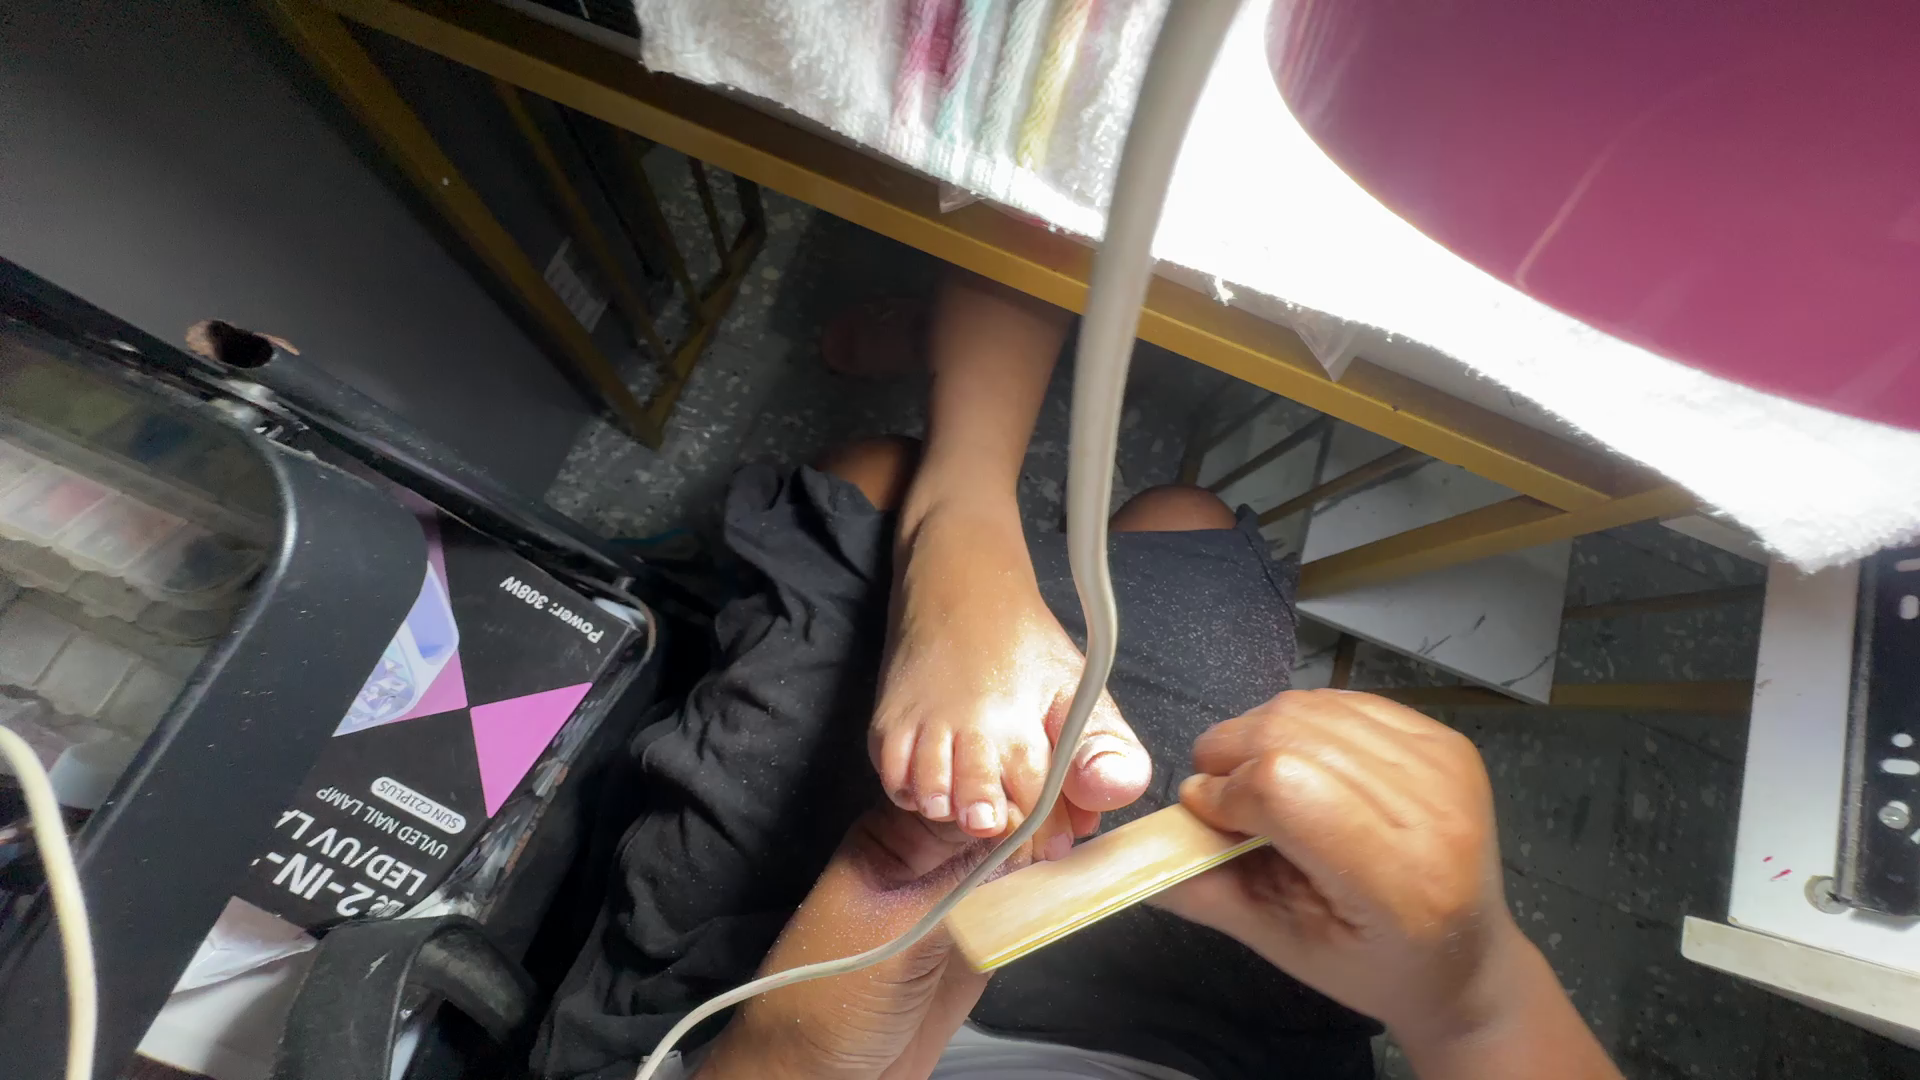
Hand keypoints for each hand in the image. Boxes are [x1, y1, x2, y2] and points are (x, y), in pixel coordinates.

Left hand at [698, 804, 1067, 1079]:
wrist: (817, 1079)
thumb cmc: (833, 997)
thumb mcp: (900, 932)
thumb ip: (963, 883)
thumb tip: (1022, 826)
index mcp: (897, 832)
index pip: (963, 794)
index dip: (1008, 792)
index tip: (1055, 798)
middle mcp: (929, 853)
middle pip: (992, 818)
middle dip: (1034, 815)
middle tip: (1080, 821)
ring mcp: (954, 894)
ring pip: (1009, 857)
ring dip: (1044, 851)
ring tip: (1082, 843)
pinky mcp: (974, 936)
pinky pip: (1015, 903)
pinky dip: (1043, 893)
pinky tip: (1073, 883)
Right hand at [869, 498, 1150, 840]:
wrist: (962, 590)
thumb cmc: (1024, 649)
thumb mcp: (1077, 689)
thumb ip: (1102, 747)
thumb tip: (1099, 809)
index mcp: (1022, 723)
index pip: (1036, 808)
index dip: (1048, 831)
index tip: (1052, 835)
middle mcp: (969, 727)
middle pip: (979, 814)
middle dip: (1000, 826)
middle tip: (1006, 816)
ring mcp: (923, 726)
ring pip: (932, 804)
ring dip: (952, 811)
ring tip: (970, 796)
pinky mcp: (886, 722)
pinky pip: (893, 782)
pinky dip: (912, 791)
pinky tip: (936, 776)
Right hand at [1151, 689, 1524, 1044]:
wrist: (1468, 960)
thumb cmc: (1369, 963)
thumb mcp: (1281, 946)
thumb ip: (1206, 894)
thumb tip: (1132, 857)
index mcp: (1397, 883)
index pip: (1282, 787)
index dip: (1225, 792)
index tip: (1206, 815)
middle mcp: (1431, 813)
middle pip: (1286, 733)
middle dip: (1227, 754)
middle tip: (1222, 793)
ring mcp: (1441, 765)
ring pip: (1303, 706)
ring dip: (1256, 732)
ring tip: (1258, 776)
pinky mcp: (1441, 738)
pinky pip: (1334, 699)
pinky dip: (1295, 721)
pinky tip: (1300, 759)